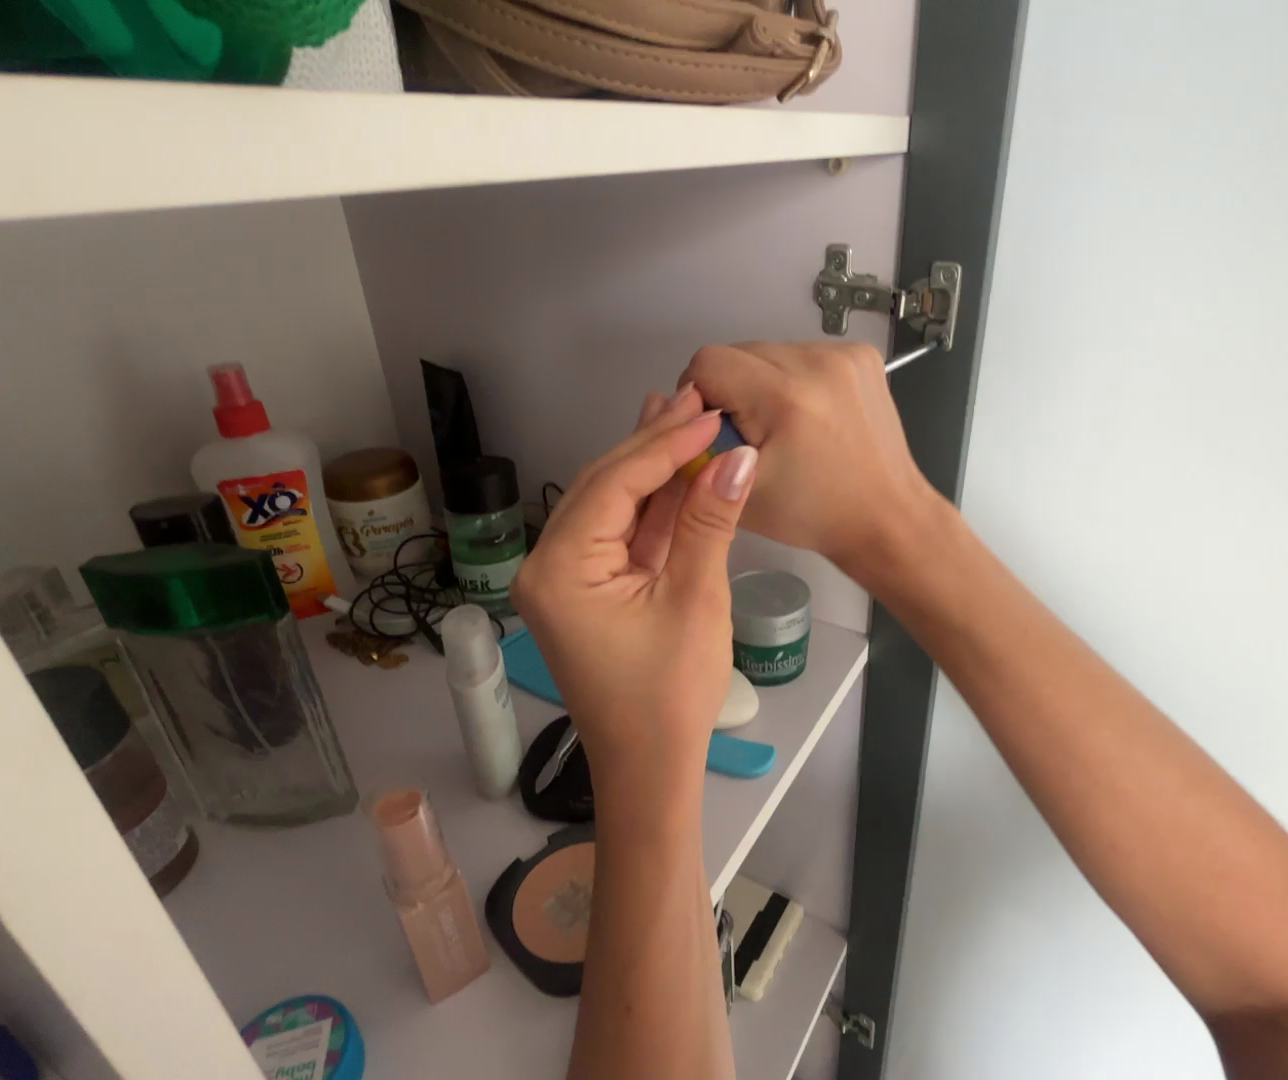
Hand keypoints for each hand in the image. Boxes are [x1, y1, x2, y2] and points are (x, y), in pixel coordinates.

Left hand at [511, 387, 758, 808]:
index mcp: (558, 570)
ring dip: (653, 466)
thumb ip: (708, 521)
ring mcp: (568, 577)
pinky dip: (653, 504)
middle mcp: (550, 565)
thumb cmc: (669, 696)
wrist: (652, 768)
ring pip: (615, 505)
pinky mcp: (591, 588)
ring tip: (687, 414)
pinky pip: (623, 533)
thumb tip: (738, 455)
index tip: (709, 410)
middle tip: (698, 399)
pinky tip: (675, 466)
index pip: (613, 485)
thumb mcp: (695, 600)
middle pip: (606, 486)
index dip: (664, 444)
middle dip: (654, 443)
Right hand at [681, 342, 942, 574]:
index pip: (707, 362)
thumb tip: (681, 415)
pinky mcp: (862, 355)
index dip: (700, 396)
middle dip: (733, 390)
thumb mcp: (740, 494)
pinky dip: (795, 380)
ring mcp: (845, 354)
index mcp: (785, 397)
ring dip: (763, 383)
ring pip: (769, 351)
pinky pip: (802, 354)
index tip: (717, 431)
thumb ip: (698, 450)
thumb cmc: (814, 515)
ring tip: (784, 428)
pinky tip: (808, 416)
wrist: (887, 517)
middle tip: (750, 435)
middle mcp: (818, 362)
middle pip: (738, 352)